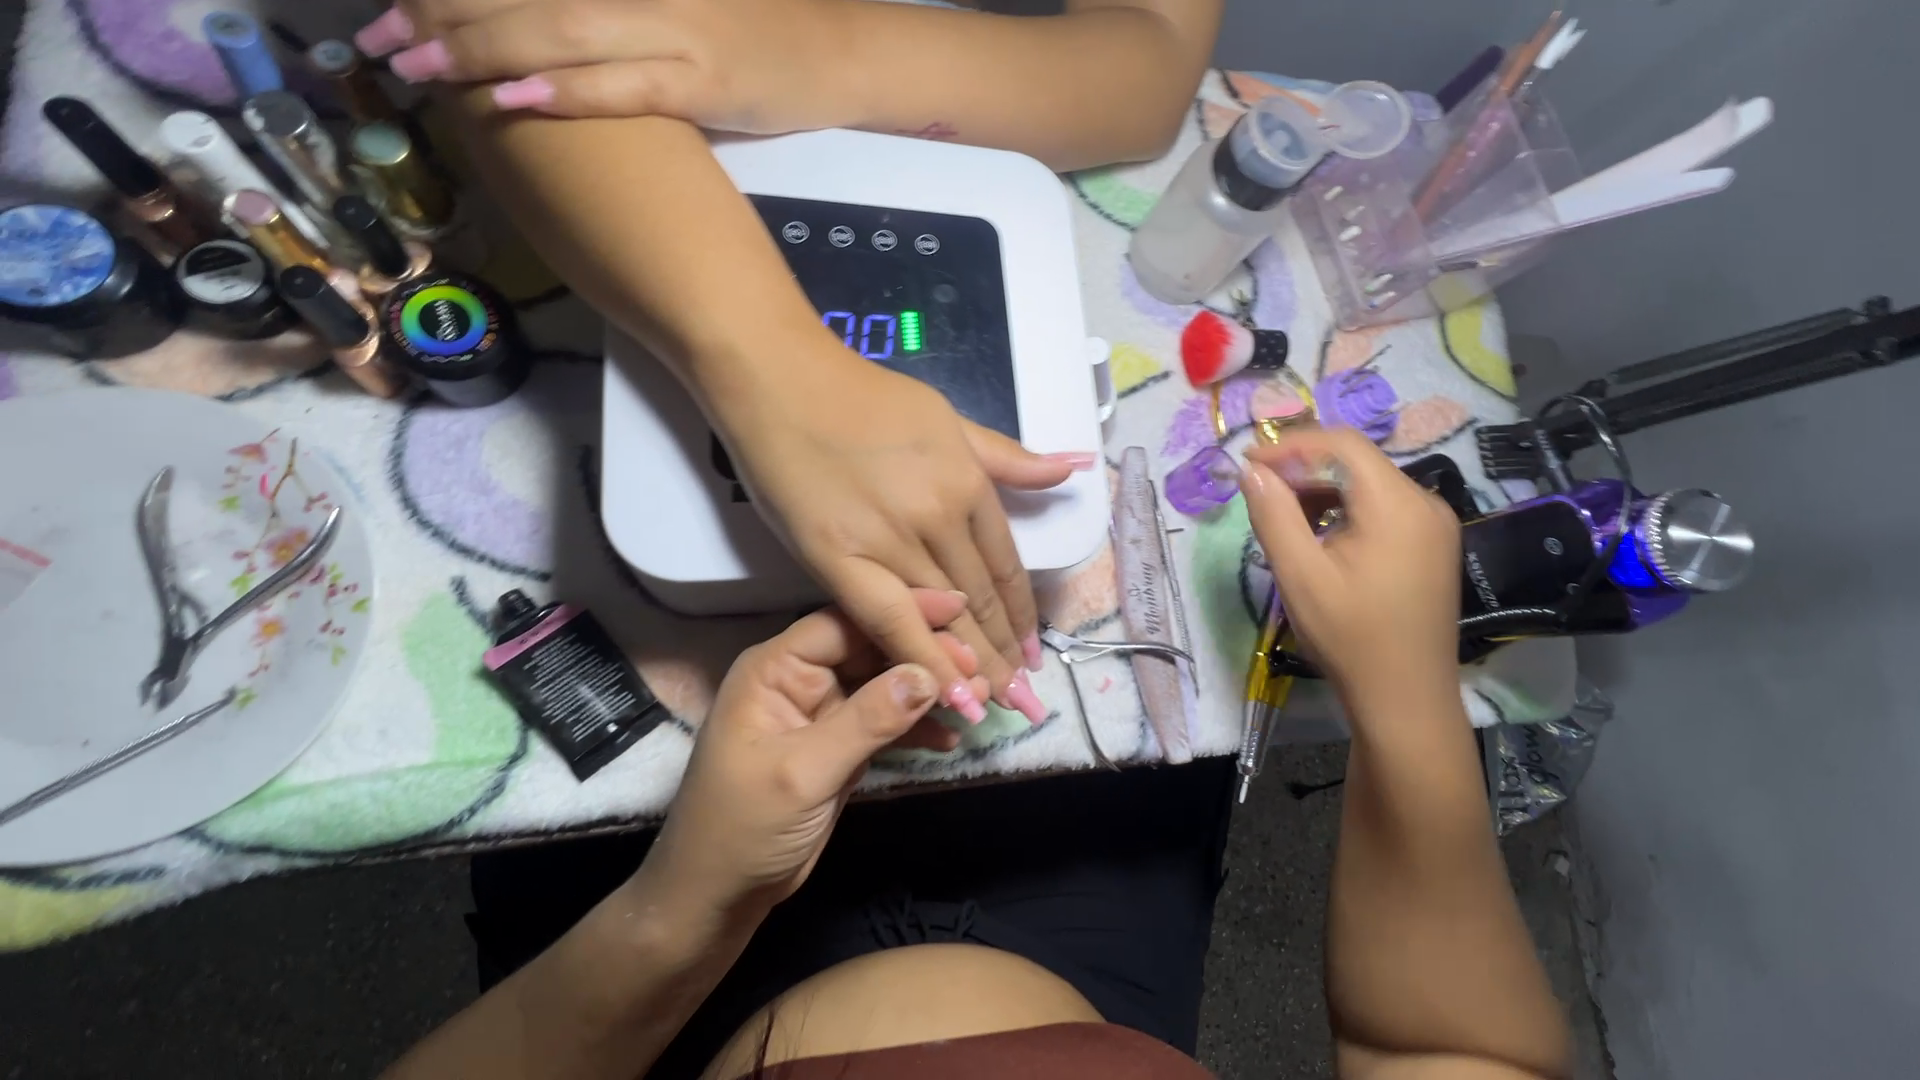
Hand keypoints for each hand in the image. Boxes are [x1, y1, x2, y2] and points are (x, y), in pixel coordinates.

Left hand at [357, 0, 855, 128]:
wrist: (835, 51)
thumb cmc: (752, 27)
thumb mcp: (673, 8)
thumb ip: (609, 14)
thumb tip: (538, 34)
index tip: (403, 3)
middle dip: (445, 12)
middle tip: (380, 38)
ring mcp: (675, 30)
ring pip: (559, 30)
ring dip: (479, 48)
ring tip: (414, 68)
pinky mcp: (705, 82)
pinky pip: (626, 86)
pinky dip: (567, 91)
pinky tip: (511, 100)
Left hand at [644, 590, 970, 915]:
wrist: (718, 897)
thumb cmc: (742, 827)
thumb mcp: (803, 772)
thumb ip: (866, 720)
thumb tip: (929, 674)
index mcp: (776, 668)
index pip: (845, 623)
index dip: (899, 611)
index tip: (956, 608)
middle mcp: (801, 680)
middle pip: (871, 650)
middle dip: (924, 656)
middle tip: (978, 664)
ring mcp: (823, 714)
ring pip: (885, 686)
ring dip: (930, 693)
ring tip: (978, 699)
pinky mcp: (841, 747)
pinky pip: (887, 724)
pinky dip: (918, 729)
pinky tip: (953, 736)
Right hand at [715, 341, 1089, 724]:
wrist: (782, 383)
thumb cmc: (864, 398)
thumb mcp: (949, 419)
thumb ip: (1008, 456)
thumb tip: (1072, 467)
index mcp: (967, 484)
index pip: (1006, 568)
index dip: (1023, 617)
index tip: (1033, 653)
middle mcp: (939, 519)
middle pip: (982, 601)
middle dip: (1007, 655)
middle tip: (1026, 702)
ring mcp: (890, 543)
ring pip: (946, 618)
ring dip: (976, 667)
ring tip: (998, 708)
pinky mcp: (838, 562)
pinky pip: (891, 621)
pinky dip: (925, 661)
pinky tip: (950, 695)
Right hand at [1238, 429, 1460, 698]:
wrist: (1404, 697)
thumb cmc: (1349, 636)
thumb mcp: (1299, 575)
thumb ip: (1274, 515)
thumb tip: (1252, 470)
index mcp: (1396, 504)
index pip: (1341, 445)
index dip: (1290, 446)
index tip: (1248, 464)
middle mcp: (1424, 502)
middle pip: (1356, 462)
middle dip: (1303, 468)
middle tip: (1259, 493)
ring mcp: (1433, 524)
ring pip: (1367, 484)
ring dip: (1321, 489)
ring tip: (1283, 518)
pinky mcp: (1431, 544)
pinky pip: (1382, 507)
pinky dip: (1344, 509)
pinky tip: (1319, 536)